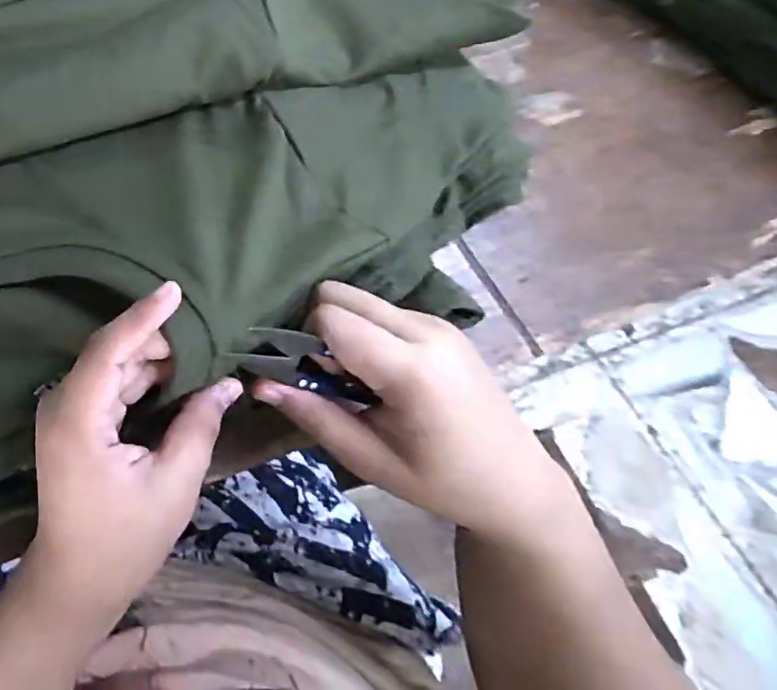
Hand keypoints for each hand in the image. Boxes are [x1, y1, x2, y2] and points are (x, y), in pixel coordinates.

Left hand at [24, 280, 242, 622]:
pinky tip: (171, 376)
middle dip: (155, 339)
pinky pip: (107, 383)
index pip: (109, 349)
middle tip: (202, 338)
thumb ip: (198, 425)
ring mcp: (63, 410)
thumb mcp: (172, 484)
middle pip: (109, 351)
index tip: (174, 289)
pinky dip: (139, 376)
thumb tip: (227, 383)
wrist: (76, 579)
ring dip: (150, 357)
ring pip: (110, 364)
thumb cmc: (125, 539)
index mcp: (77, 418)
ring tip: (194, 355)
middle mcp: (61, 403)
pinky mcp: (71, 419)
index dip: (143, 316)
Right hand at [252, 280, 578, 545]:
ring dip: (340, 327)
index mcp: (411, 369)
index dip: (306, 342)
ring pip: (356, 296)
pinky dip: (362, 329)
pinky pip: (379, 308)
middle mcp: (424, 330)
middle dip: (317, 325)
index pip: (330, 317)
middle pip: (337, 292)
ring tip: (356, 377)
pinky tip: (379, 372)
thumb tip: (258, 384)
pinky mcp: (439, 322)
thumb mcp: (370, 459)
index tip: (313, 380)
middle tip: (329, 375)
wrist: (517, 483)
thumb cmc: (441, 482)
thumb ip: (313, 414)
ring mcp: (435, 321)